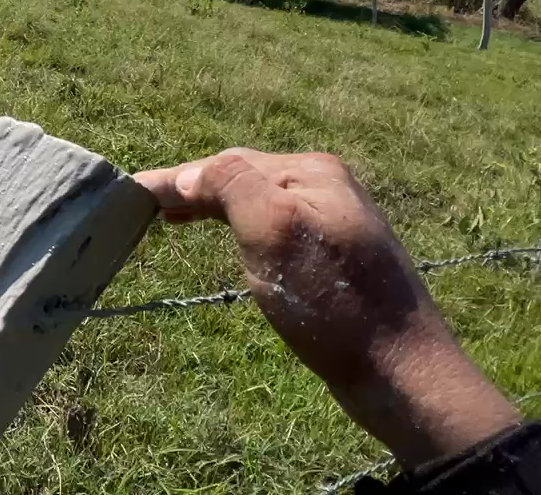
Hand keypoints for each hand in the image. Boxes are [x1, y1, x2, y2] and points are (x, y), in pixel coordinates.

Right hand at [134, 150, 518, 468]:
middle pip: (238, 175)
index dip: (176, 177)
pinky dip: (236, 223)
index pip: (224, 163)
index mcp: (310, 170)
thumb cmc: (332, 303)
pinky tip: (225, 235)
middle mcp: (325, 182)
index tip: (133, 190)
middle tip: (145, 204)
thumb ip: (230, 185)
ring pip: (253, 199)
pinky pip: (271, 222)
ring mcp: (333, 217)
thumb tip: (188, 174)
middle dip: (190, 186)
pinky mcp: (336, 252)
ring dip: (210, 204)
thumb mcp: (273, 231)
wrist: (407, 377)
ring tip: (172, 218)